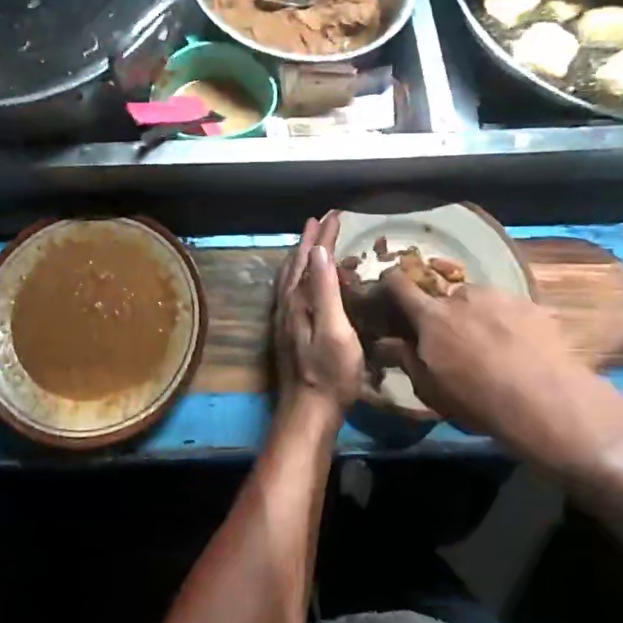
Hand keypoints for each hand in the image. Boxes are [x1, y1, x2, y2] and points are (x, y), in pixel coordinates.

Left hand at [273, 213, 364, 418]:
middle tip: (318, 220)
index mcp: (300, 299)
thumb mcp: (335, 331)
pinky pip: (291, 290)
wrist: (309, 409)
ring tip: (309, 242)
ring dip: (301, 255)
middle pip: (297, 263)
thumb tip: (319, 251)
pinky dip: (298, 275)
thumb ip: (325, 291)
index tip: (334, 214)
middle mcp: (288, 304)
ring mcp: (286, 318)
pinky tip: (303, 281)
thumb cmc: (330, 373)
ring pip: (291, 276)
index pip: (312, 258)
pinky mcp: (289, 330)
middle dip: (309, 240)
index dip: (323, 235)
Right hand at [377, 271, 622, 472]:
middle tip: (457, 338)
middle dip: (447, 312)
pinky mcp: (533, 306)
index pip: (400, 286)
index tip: (389, 284)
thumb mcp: (429, 388)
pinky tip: (523, 347)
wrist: (544, 401)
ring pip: (481, 300)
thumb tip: (384, 342)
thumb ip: (405, 359)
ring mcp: (501, 297)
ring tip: (494, 343)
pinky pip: (513, 309)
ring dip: (480, 314)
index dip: (392, 282)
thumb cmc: (474, 398)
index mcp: (430, 316)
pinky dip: (512, 322)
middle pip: (447, 296)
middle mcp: (463, 297)